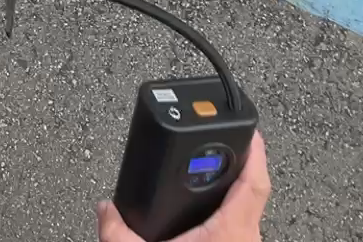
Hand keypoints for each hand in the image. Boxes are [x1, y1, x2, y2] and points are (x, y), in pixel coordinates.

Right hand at [97, 132, 270, 241]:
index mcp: (232, 235)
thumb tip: (106, 209)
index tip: (251, 130)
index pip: (255, 184)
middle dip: (238, 171)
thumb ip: (118, 232)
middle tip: (226, 147)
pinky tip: (201, 224)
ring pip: (245, 222)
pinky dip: (220, 223)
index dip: (256, 154)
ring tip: (210, 181)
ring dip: (230, 200)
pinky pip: (235, 236)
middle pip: (252, 198)